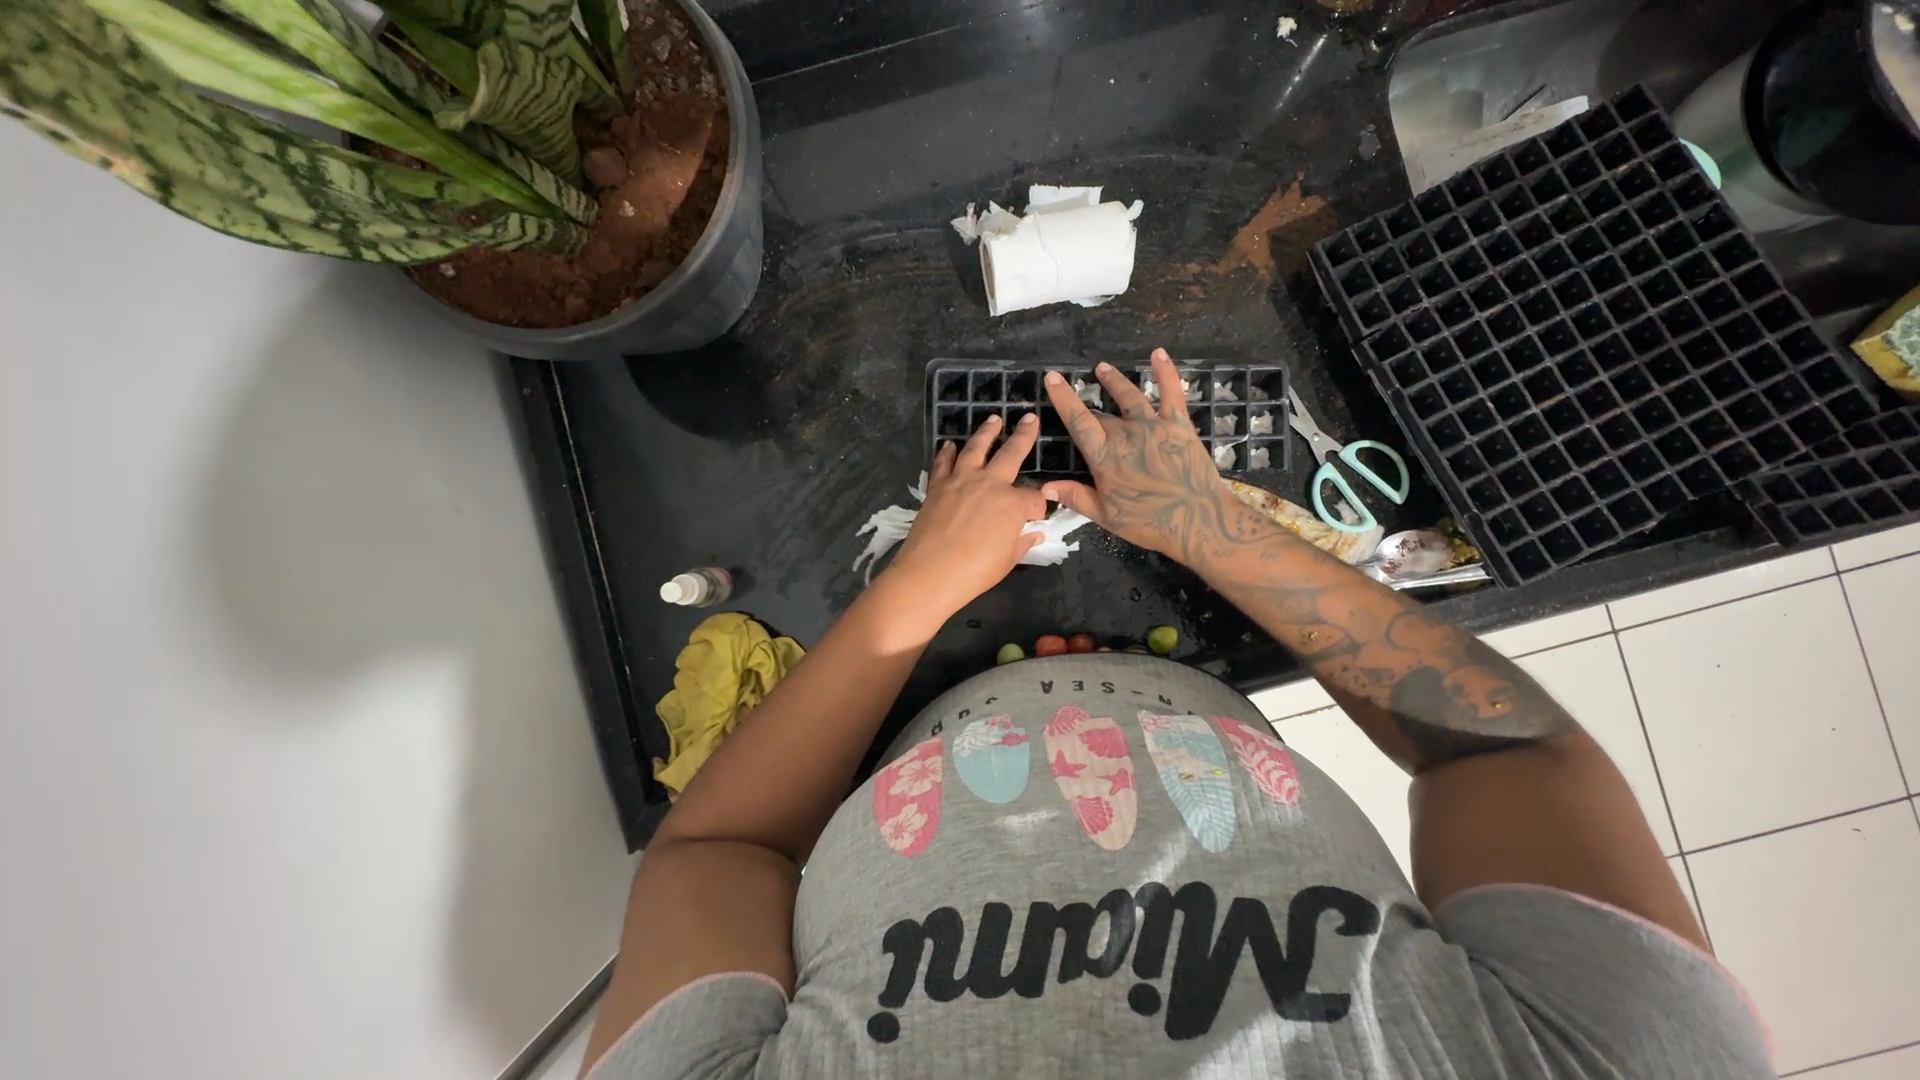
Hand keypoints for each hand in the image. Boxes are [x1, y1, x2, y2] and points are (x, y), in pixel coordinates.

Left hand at [884, 412, 1049, 623]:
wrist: (930, 573)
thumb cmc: (975, 571)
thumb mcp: (1007, 560)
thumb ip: (1022, 542)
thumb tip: (1034, 534)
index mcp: (1013, 504)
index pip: (1035, 499)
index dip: (1039, 508)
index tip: (1037, 517)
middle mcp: (989, 483)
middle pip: (1011, 454)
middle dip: (1023, 435)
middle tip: (1030, 418)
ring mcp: (961, 481)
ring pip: (976, 448)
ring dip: (986, 432)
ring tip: (993, 419)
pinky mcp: (938, 486)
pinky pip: (944, 463)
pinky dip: (947, 452)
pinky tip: (950, 444)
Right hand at [1040, 349, 1240, 562]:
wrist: (1198, 520)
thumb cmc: (1149, 523)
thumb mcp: (1106, 517)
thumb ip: (1075, 497)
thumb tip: (1044, 487)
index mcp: (1105, 457)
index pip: (1078, 421)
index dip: (1063, 397)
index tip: (1052, 377)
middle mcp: (1126, 435)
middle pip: (1102, 415)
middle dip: (1088, 403)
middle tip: (1079, 392)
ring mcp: (1154, 426)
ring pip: (1130, 397)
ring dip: (1115, 381)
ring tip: (1103, 368)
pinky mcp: (1180, 425)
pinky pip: (1171, 393)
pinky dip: (1165, 372)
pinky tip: (1159, 354)